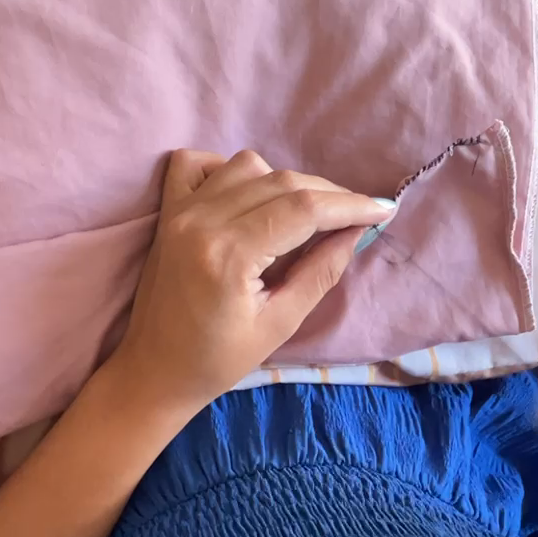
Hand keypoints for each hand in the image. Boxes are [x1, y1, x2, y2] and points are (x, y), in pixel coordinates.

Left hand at [104, 149, 392, 413]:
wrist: (154, 372)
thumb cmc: (218, 360)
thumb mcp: (280, 325)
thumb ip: (320, 272)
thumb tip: (356, 231)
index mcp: (229, 255)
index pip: (303, 209)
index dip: (350, 205)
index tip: (383, 209)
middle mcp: (201, 221)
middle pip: (281, 182)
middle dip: (329, 194)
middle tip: (358, 214)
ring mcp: (179, 212)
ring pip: (247, 166)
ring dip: (285, 182)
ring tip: (305, 214)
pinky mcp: (167, 212)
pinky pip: (198, 163)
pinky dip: (230, 170)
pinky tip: (249, 197)